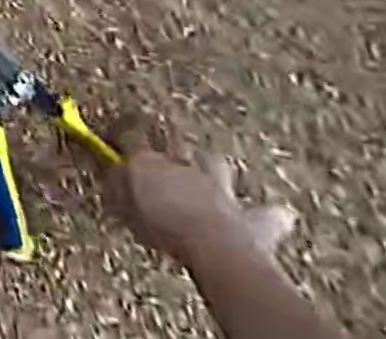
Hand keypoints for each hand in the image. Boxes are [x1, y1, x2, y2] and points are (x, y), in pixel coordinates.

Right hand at [103, 129, 296, 268]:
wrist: (216, 249)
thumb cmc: (161, 227)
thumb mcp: (120, 206)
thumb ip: (116, 187)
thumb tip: (113, 176)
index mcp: (146, 161)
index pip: (129, 137)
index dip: (122, 135)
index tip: (115, 137)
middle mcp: (182, 166)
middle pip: (175, 144)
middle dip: (169, 145)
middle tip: (164, 150)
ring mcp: (219, 189)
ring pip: (215, 164)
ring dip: (211, 166)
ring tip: (207, 171)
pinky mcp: (251, 217)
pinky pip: (267, 212)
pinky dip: (268, 213)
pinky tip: (273, 215)